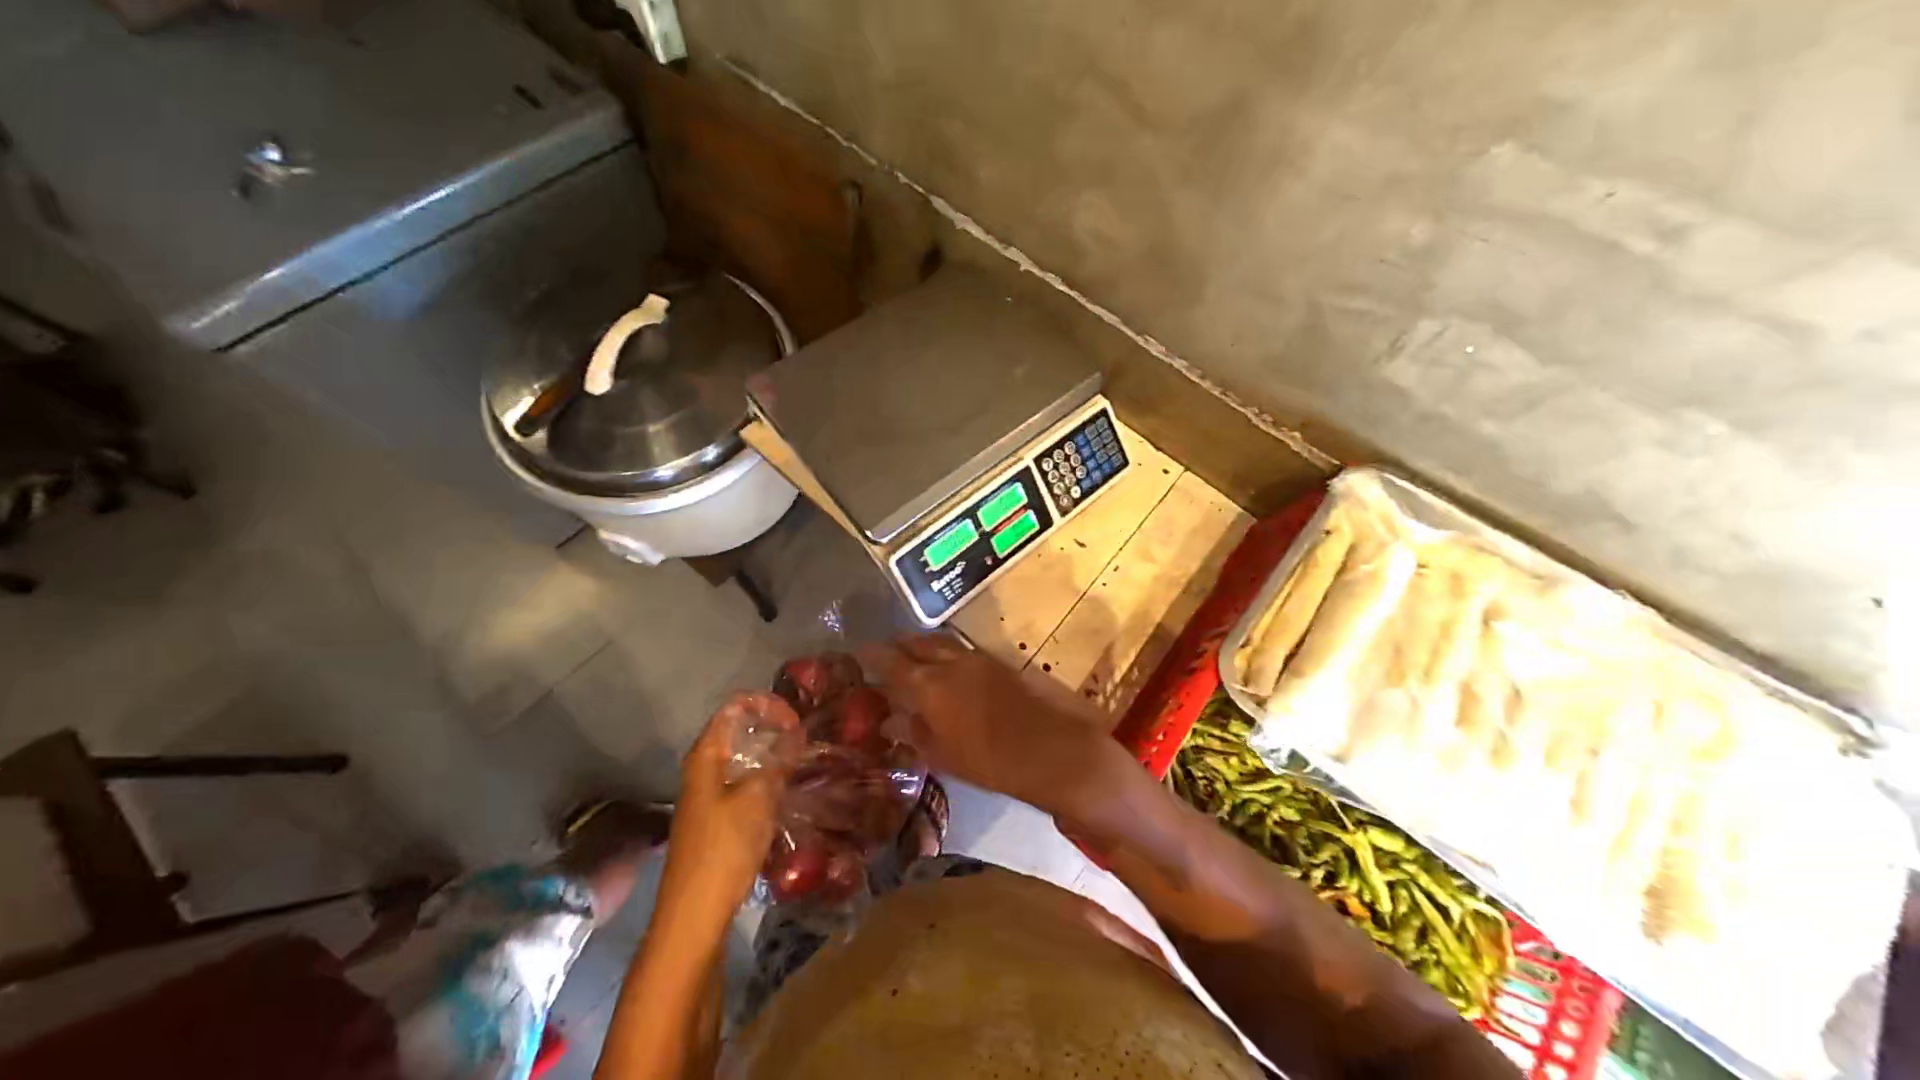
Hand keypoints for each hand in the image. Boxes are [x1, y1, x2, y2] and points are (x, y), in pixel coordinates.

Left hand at [656, 692, 796, 921]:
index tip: (796, 721)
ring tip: (802, 761)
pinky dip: (765, 780)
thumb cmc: (724, 847)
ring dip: (771, 756)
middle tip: (805, 738)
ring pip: (743, 760)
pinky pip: (744, 784)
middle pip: (738, 731)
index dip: (766, 705)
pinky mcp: (716, 819)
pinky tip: (786, 792)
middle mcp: (702, 769)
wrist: (695, 912)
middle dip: (772, 728)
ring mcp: (708, 795)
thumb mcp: (758, 798)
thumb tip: (795, 733)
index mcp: (706, 755)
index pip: (734, 707)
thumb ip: (777, 761)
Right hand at [862, 634, 1117, 816]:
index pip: (891, 661)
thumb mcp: (943, 754)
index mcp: (929, 684)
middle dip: (899, 645)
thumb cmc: (990, 761)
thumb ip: (913, 732)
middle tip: (886, 654)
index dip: (872, 655)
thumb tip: (889, 720)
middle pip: (917, 642)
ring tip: (914, 658)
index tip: (858, 653)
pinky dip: (947, 654)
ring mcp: (978, 658)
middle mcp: (950, 662)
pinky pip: (962, 649)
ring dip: (923, 646)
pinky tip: (948, 669)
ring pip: (941, 642)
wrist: (1052, 750)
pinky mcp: (999, 663)